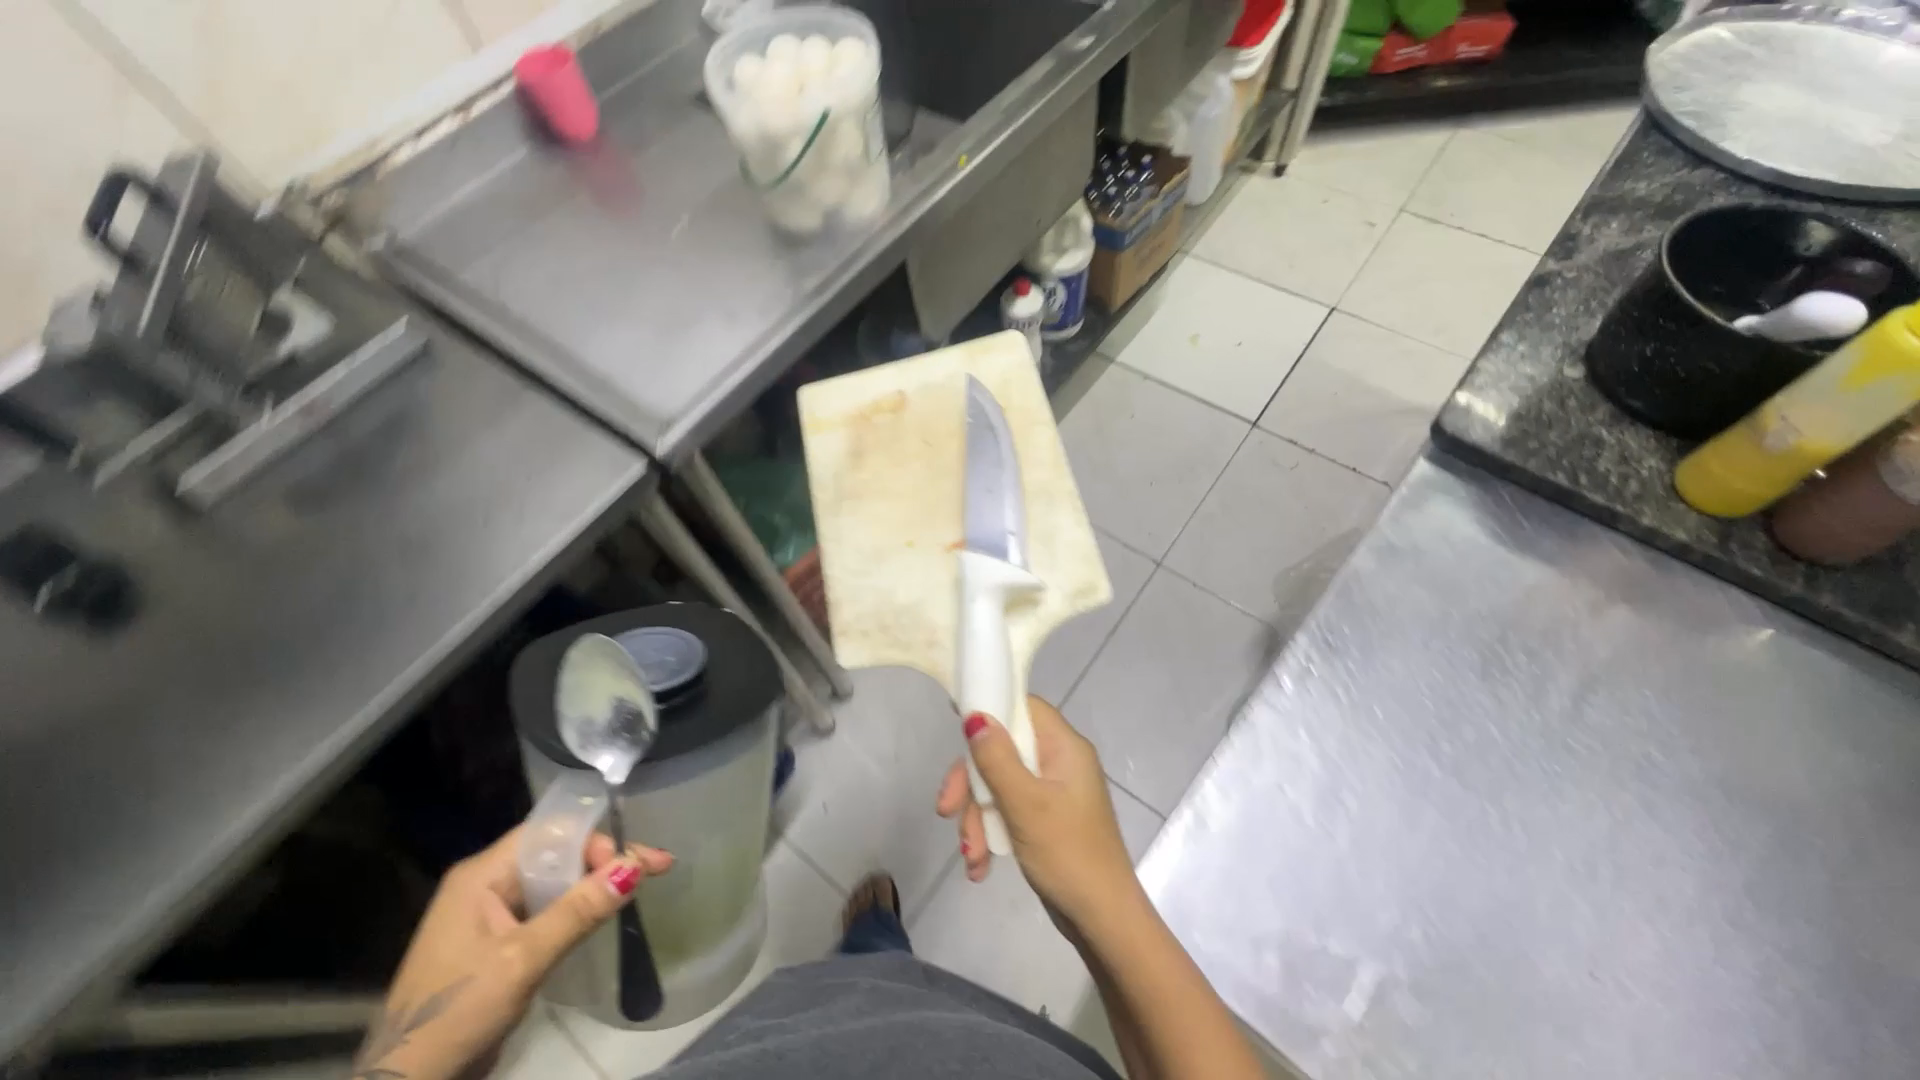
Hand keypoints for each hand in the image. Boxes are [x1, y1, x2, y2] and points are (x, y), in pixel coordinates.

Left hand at [353, 826, 673, 1079]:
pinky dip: (576, 907)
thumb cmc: (459, 1009)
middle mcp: (484, 884)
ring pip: (552, 882)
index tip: (634, 864)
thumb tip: (635, 865)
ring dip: (593, 883)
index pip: (550, 833)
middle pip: (555, 853)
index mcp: (481, 875)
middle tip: (653, 871)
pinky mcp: (495, 942)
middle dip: (605, 858)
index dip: (596, 840)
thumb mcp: (523, 959)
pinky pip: (544, 908)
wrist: (409, 1078)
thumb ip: (578, 911)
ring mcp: (488, 914)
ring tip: (638, 887)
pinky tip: (602, 913)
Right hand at [935, 695, 1138, 928]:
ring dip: (977, 819)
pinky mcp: (1045, 821)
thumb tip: (975, 715)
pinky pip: (1008, 813)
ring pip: (999, 786)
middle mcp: (1060, 763)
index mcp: (1064, 748)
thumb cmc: (1068, 854)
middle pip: (1002, 751)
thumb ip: (997, 758)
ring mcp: (1053, 794)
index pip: (1023, 708)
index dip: (989, 712)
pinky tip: (979, 866)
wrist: (1102, 919)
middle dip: (971, 785)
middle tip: (946, 811)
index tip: (955, 731)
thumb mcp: (1025, 804)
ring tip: (972, 855)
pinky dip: (990, 835)